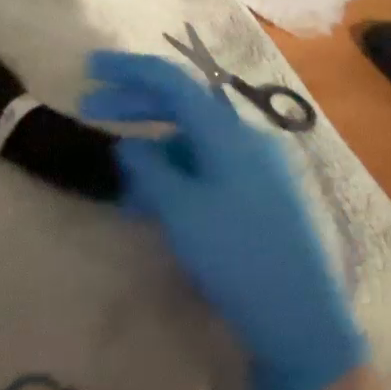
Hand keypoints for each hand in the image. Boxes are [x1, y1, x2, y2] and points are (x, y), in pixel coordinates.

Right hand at [82, 51, 366, 389]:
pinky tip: (150, 201)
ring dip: (150, 147)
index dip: (128, 69)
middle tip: (89, 111)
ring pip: (191, 140)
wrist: (302, 320)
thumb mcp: (180, 209)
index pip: (171, 80)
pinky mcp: (258, 196)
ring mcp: (255, 168)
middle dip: (133, 105)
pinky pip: (206, 167)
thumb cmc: (236, 255)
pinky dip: (173, 173)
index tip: (89, 69)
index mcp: (227, 131)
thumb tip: (129, 145)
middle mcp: (244, 138)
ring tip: (117, 175)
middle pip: (180, 105)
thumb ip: (148, 167)